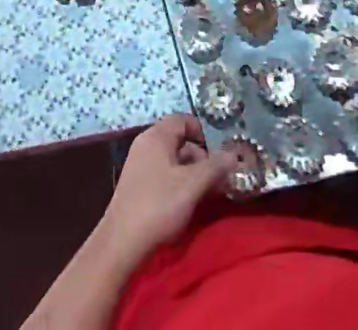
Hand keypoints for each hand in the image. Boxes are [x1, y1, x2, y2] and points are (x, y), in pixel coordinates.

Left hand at [98, 115, 241, 259]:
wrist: (123, 239)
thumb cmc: (159, 204)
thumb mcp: (191, 185)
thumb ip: (214, 167)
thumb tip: (234, 154)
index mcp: (156, 137)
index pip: (181, 120)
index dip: (203, 130)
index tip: (222, 149)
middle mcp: (146, 144)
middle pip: (179, 140)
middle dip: (202, 156)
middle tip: (221, 177)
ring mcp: (141, 164)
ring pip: (174, 159)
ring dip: (194, 171)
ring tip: (212, 191)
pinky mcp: (140, 183)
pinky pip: (165, 173)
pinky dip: (181, 181)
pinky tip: (192, 199)